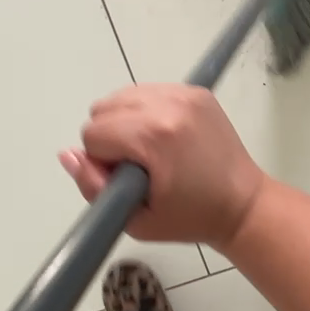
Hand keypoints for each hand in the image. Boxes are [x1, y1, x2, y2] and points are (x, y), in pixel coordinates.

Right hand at [59, 84, 267, 245]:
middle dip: (111, 139)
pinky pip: (147, 92)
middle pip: (103, 109)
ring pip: (122, 97)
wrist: (242, 204)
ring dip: (126, 123)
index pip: (93, 135)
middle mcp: (167, 105)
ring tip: (152, 152)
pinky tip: (166, 139)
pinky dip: (146, 112)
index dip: (102, 163)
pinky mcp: (195, 90)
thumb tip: (67, 154)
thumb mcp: (136, 220)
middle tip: (140, 167)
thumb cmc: (189, 218)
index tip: (128, 181)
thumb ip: (95, 188)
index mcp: (153, 136)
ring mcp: (184, 93)